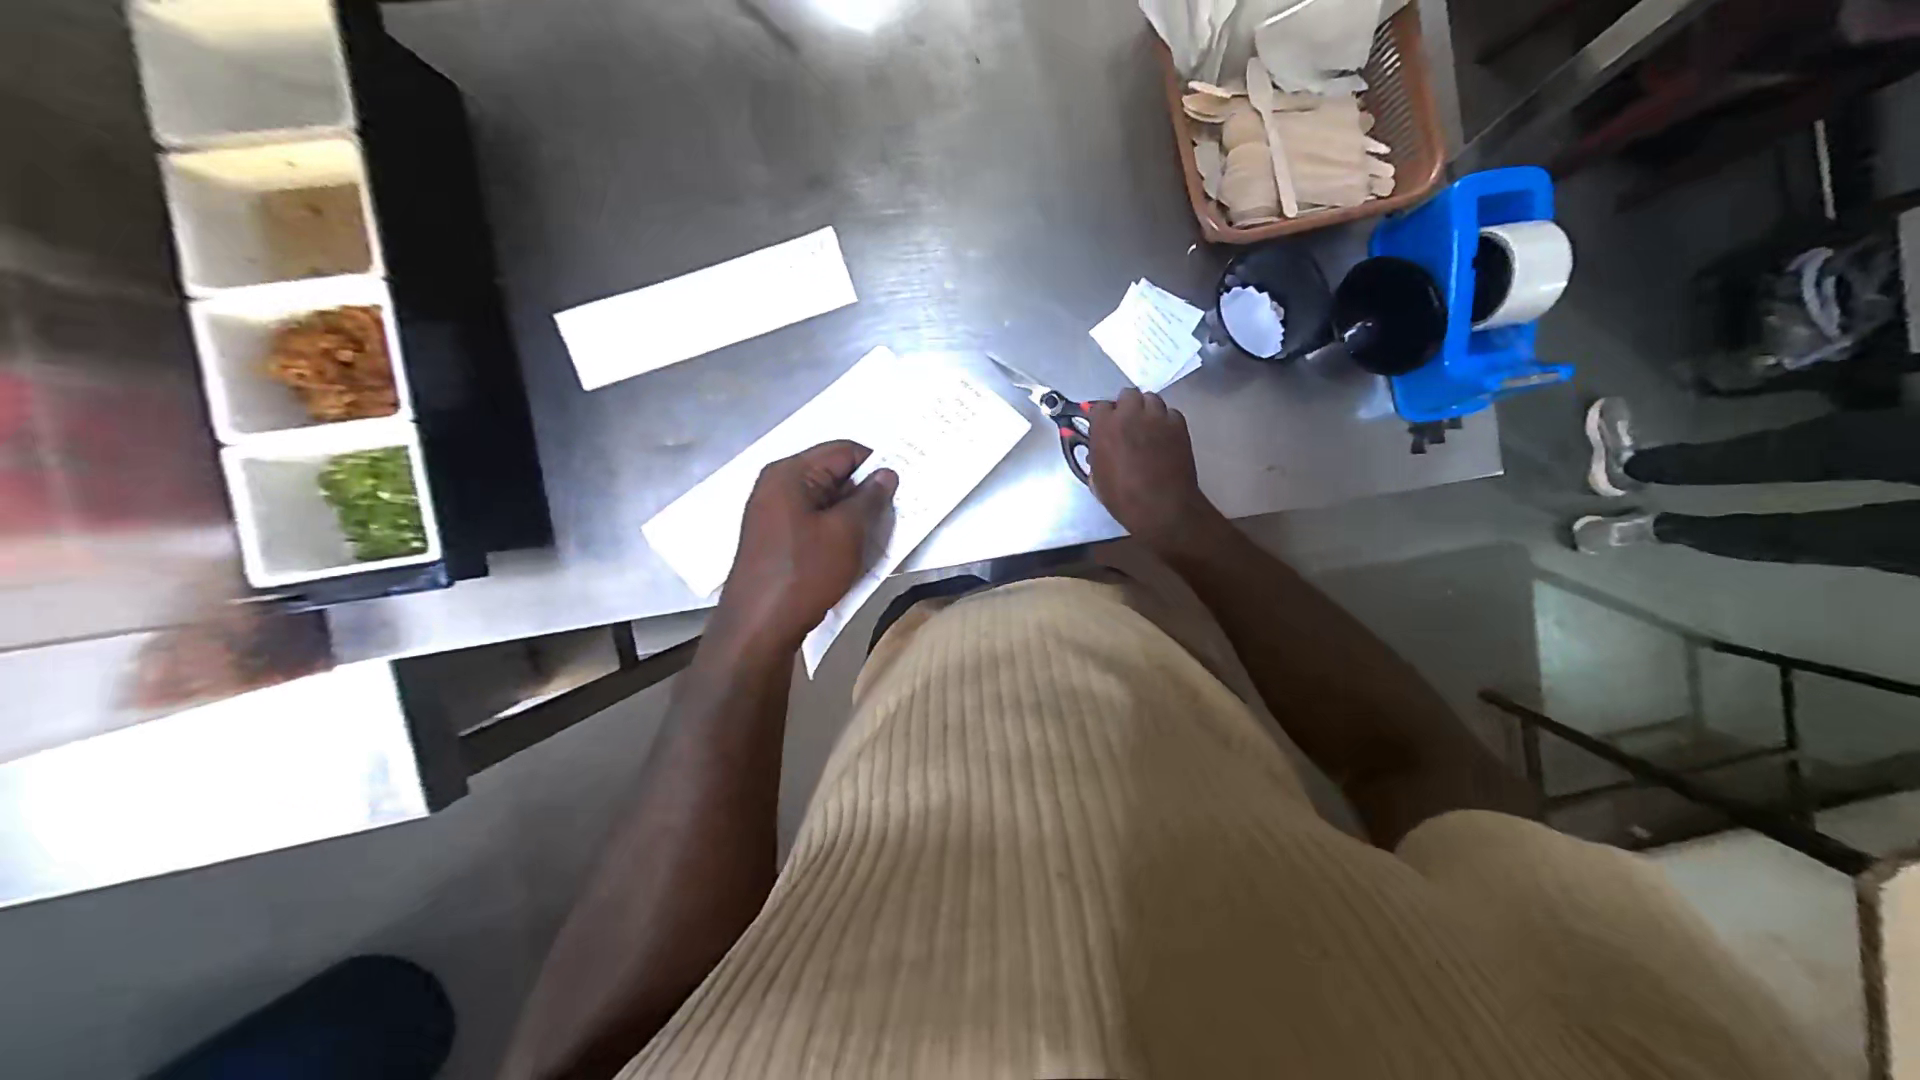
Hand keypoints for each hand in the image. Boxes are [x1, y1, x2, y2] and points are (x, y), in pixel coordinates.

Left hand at [715, 440, 897, 650]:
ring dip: (852, 517)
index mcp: (790, 473)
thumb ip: (869, 498)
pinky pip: (813, 523)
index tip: (901, 488)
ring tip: (877, 537)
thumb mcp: (845, 532)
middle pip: (833, 475)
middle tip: (895, 514)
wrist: (759, 626)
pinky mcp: (776, 539)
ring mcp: (773, 514)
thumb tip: (886, 474)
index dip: (875, 465)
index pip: (844, 451)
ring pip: (825, 502)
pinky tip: (853, 553)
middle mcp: (777, 486)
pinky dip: (836, 533)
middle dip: (865, 493)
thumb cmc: (804, 572)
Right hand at [1088, 389, 1221, 551]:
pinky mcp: (1179, 424)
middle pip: (1128, 394)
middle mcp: (1130, 414)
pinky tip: (1164, 437)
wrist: (1161, 505)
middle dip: (1126, 406)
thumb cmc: (1123, 497)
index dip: (1103, 417)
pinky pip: (1170, 413)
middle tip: (1127, 424)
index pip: (1099, 406)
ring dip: (1147, 410)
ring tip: (1147, 428)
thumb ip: (1096, 456)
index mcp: (1104, 426)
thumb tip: (1098, 452)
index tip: (1105, 427)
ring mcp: (1157, 416)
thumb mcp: (1097, 478)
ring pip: (1151, 399)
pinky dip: (1166, 421)